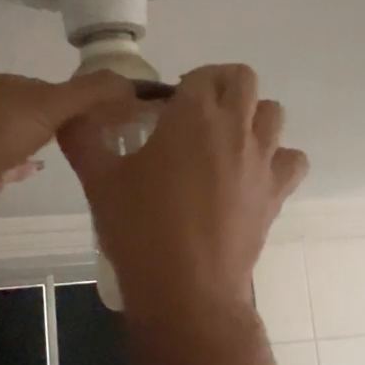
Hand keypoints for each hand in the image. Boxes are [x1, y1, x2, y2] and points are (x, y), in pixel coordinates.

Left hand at [0, 72, 135, 224]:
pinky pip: (5, 164)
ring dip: (41, 140)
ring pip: (18, 136)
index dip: (80, 97)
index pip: (51, 85)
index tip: (108, 113)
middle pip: (33, 110)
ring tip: (75, 152)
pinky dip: (21, 164)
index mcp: (5, 85)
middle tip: (97, 136)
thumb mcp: (52, 104)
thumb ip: (91, 93)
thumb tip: (130, 83)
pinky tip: (35, 170)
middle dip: (61, 119)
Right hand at [58, 64, 308, 312]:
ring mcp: (262, 160)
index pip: (200, 75)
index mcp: (193, 116)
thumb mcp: (98, 180)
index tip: (163, 109)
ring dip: (251, 117)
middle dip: (220, 86)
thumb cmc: (139, 228)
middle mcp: (235, 128)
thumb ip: (83, 138)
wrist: (186, 289)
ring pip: (273, 113)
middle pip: (243, 80)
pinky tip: (251, 175)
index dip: (181, 85)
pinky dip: (277, 159)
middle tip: (193, 115)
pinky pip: (292, 160)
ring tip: (223, 142)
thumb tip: (72, 116)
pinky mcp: (277, 193)